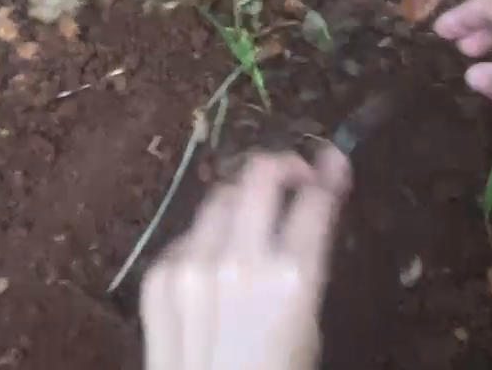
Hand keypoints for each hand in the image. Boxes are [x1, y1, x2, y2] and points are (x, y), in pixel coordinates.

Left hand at [140, 148, 351, 369]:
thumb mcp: (309, 331)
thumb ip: (308, 263)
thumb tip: (315, 210)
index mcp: (287, 280)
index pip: (313, 201)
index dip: (329, 172)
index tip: (334, 160)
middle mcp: (236, 262)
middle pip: (257, 176)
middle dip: (281, 166)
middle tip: (295, 174)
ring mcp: (189, 267)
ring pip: (219, 197)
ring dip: (242, 199)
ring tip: (256, 216)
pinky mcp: (157, 279)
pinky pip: (188, 235)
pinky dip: (207, 237)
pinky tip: (217, 259)